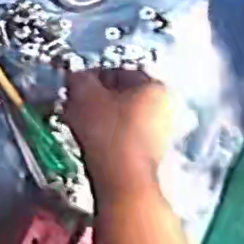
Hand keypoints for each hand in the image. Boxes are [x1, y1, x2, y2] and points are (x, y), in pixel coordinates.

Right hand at [64, 69, 176, 186]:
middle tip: (74, 103)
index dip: (91, 77)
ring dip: (102, 113)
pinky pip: (130, 129)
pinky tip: (94, 135)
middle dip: (97, 96)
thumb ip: (79, 77)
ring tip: (79, 121)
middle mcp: (170, 104)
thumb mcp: (83, 95)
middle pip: (124, 92)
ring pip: (126, 111)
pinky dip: (112, 128)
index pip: (118, 70)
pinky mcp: (158, 146)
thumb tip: (77, 75)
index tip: (73, 87)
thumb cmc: (105, 127)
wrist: (122, 173)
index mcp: (156, 85)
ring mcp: (168, 127)